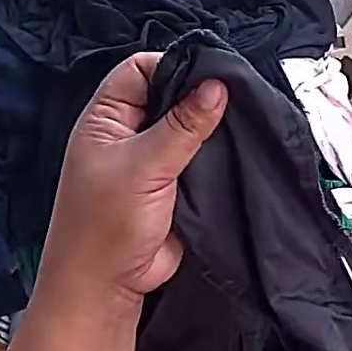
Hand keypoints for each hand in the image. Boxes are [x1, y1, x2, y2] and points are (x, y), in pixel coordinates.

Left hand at [41, 52, 227, 312]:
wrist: (111, 284)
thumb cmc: (105, 225)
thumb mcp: (144, 167)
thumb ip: (182, 126)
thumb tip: (217, 87)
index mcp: (107, 119)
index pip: (140, 70)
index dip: (175, 66)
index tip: (214, 74)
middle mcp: (131, 134)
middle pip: (170, 97)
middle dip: (201, 97)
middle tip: (239, 97)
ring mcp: (156, 161)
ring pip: (190, 130)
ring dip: (214, 130)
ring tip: (247, 123)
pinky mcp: (180, 186)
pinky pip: (204, 161)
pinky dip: (221, 156)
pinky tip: (243, 152)